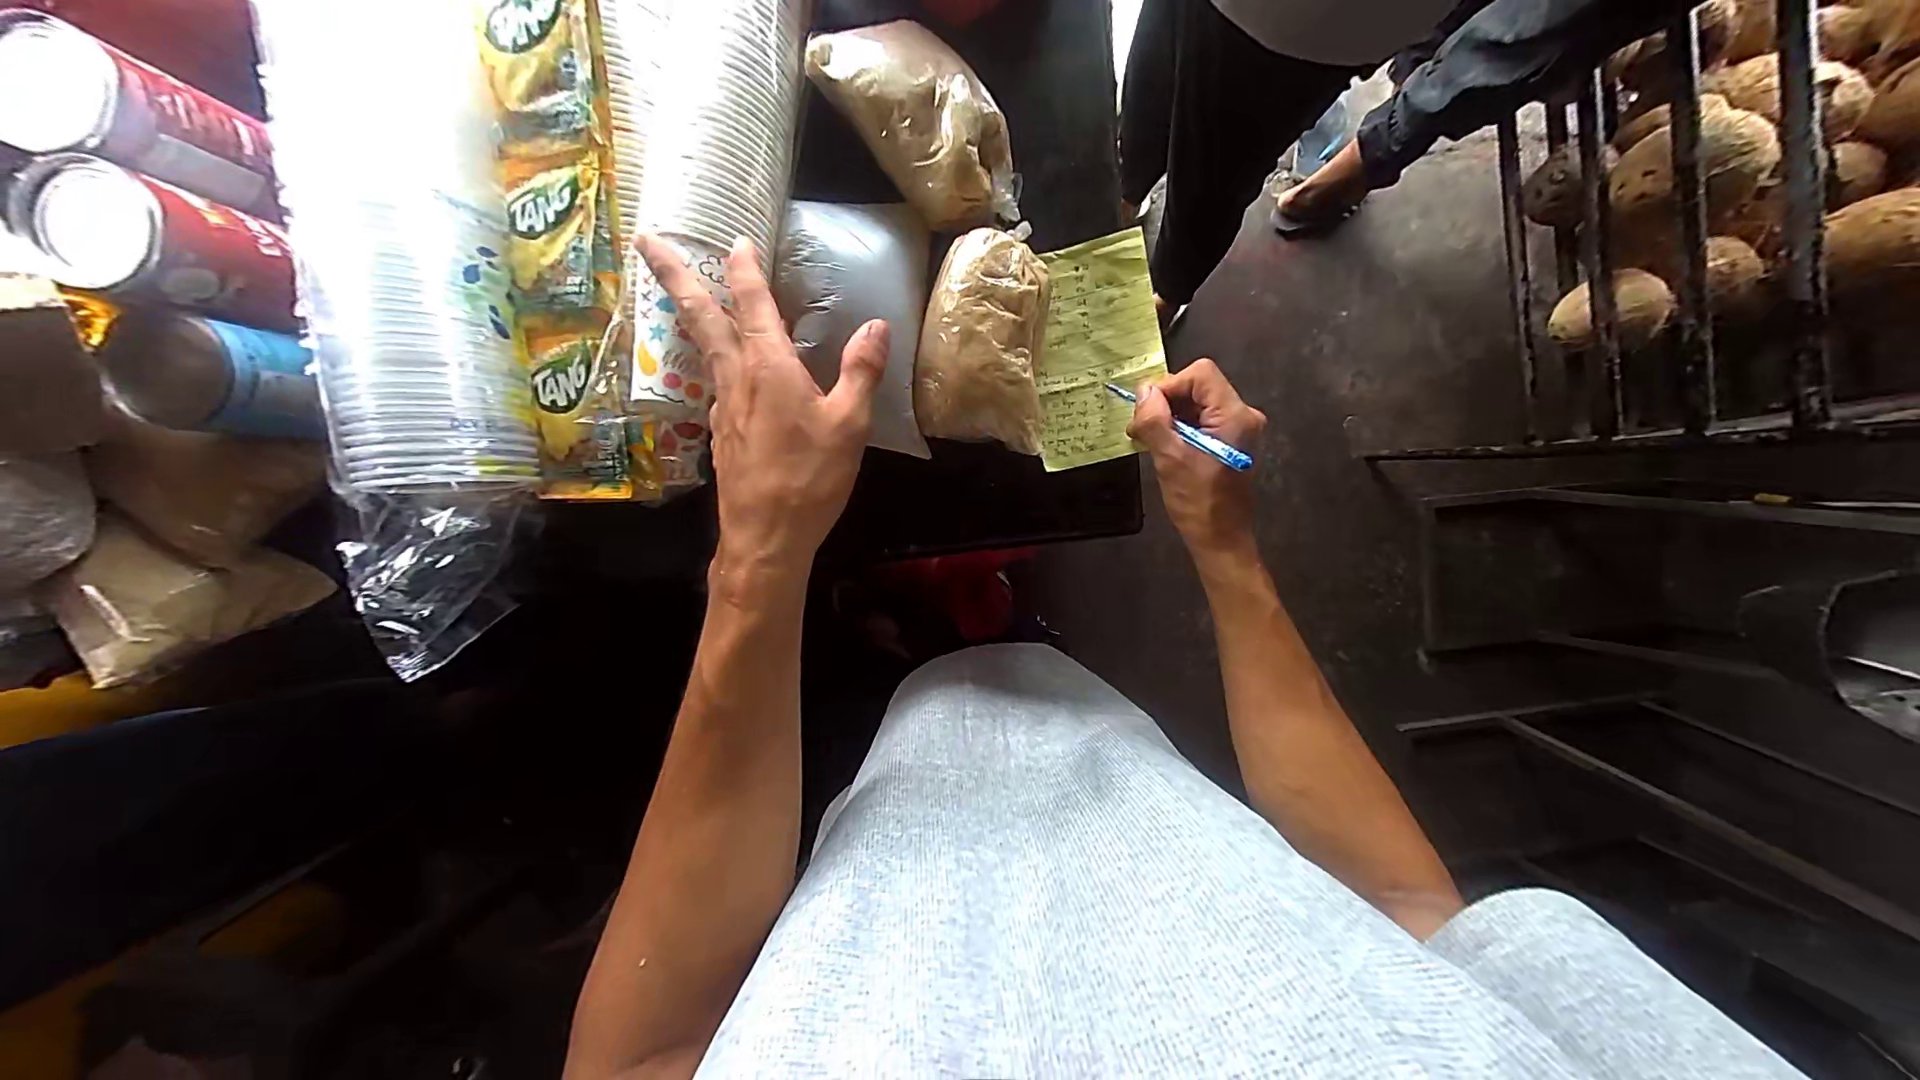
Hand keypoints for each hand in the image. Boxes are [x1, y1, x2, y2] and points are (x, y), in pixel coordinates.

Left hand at [638, 234, 887, 582]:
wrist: (765, 536)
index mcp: (769, 367)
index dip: (744, 268)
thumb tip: (877, 326)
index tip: (736, 239)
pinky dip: (715, 363)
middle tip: (647, 240)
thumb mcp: (850, 424)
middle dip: (675, 275)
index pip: (752, 303)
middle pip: (700, 316)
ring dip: (692, 317)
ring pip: (702, 350)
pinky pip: (715, 385)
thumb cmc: (810, 478)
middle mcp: (735, 378)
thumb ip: (861, 372)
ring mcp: (721, 408)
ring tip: (689, 299)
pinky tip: (729, 375)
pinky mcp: (720, 435)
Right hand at [1126, 358, 1265, 558]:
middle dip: (1165, 402)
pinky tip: (1159, 445)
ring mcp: (1236, 429)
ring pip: (1195, 403)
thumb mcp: (1170, 460)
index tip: (1145, 411)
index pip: (1200, 374)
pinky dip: (1177, 428)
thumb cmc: (1199, 503)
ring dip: (1167, 416)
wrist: (1221, 539)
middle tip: (1139, 427)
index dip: (1168, 386)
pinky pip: (1199, 421)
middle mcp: (1241, 415)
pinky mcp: (1227, 441)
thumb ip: (1156, 421)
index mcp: (1235, 416)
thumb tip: (1143, 392)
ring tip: (1145, 438)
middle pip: (1198, 386)